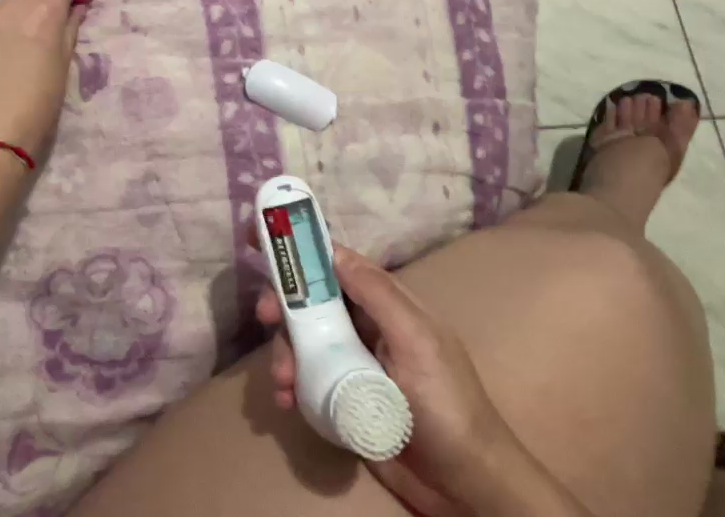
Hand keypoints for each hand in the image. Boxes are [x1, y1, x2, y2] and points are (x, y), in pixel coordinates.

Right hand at [257, 243, 513, 516]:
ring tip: (282, 382)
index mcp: (387, 304)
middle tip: (263, 316)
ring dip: (284, 353)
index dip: (301, 250)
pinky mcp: (343, 399)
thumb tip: (335, 251)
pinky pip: (306, 379)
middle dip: (283, 305)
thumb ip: (378, 294)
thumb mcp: (417, 341)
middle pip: (312, 301)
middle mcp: (367, 327)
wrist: (463, 485)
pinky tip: (287, 401)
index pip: (338, 264)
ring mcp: (353, 364)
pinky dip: (291, 384)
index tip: (261, 238)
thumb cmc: (447, 404)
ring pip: (303, 341)